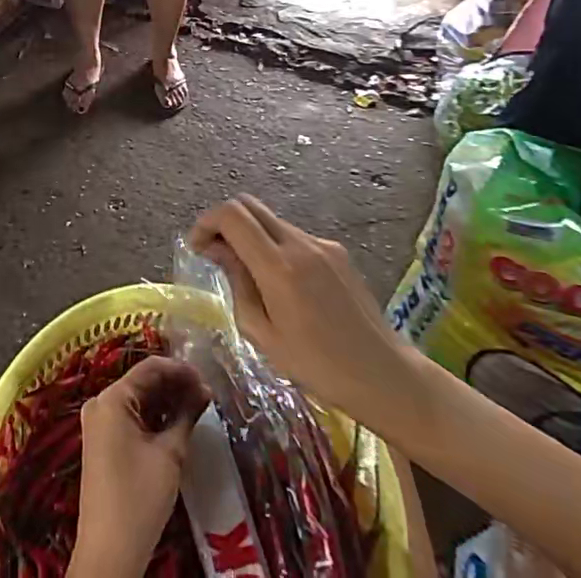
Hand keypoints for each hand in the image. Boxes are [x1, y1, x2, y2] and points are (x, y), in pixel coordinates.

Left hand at [69, 357, 211, 576]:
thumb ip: (186, 414)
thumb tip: (204, 390)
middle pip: (143, 382)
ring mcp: (100, 423)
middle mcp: (101, 404)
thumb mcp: (169, 453)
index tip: (207, 380)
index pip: (150, 368)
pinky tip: (179, 422)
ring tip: (198, 407)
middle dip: (175, 385)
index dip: (181, 370)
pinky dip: (155, 417)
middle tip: (207, 396)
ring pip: (139, 399)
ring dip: (167, 401)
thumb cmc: (139, 497)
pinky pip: (132, 417)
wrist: (110, 550)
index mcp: (111, 399)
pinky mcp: (104, 442)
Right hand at [188, 195, 416, 423]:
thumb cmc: (317, 366)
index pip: (232, 215)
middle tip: (216, 255)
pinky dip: (277, 249)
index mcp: (278, 267)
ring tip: (249, 278)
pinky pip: (296, 239)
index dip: (207, 222)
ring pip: (273, 222)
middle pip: (250, 206)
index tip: (197, 247)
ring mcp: (323, 245)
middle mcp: (301, 244)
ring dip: (252, 238)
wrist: (383, 374)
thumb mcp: (263, 333)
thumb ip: (237, 283)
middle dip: (225, 223)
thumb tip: (217, 250)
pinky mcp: (338, 253)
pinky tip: (283, 286)